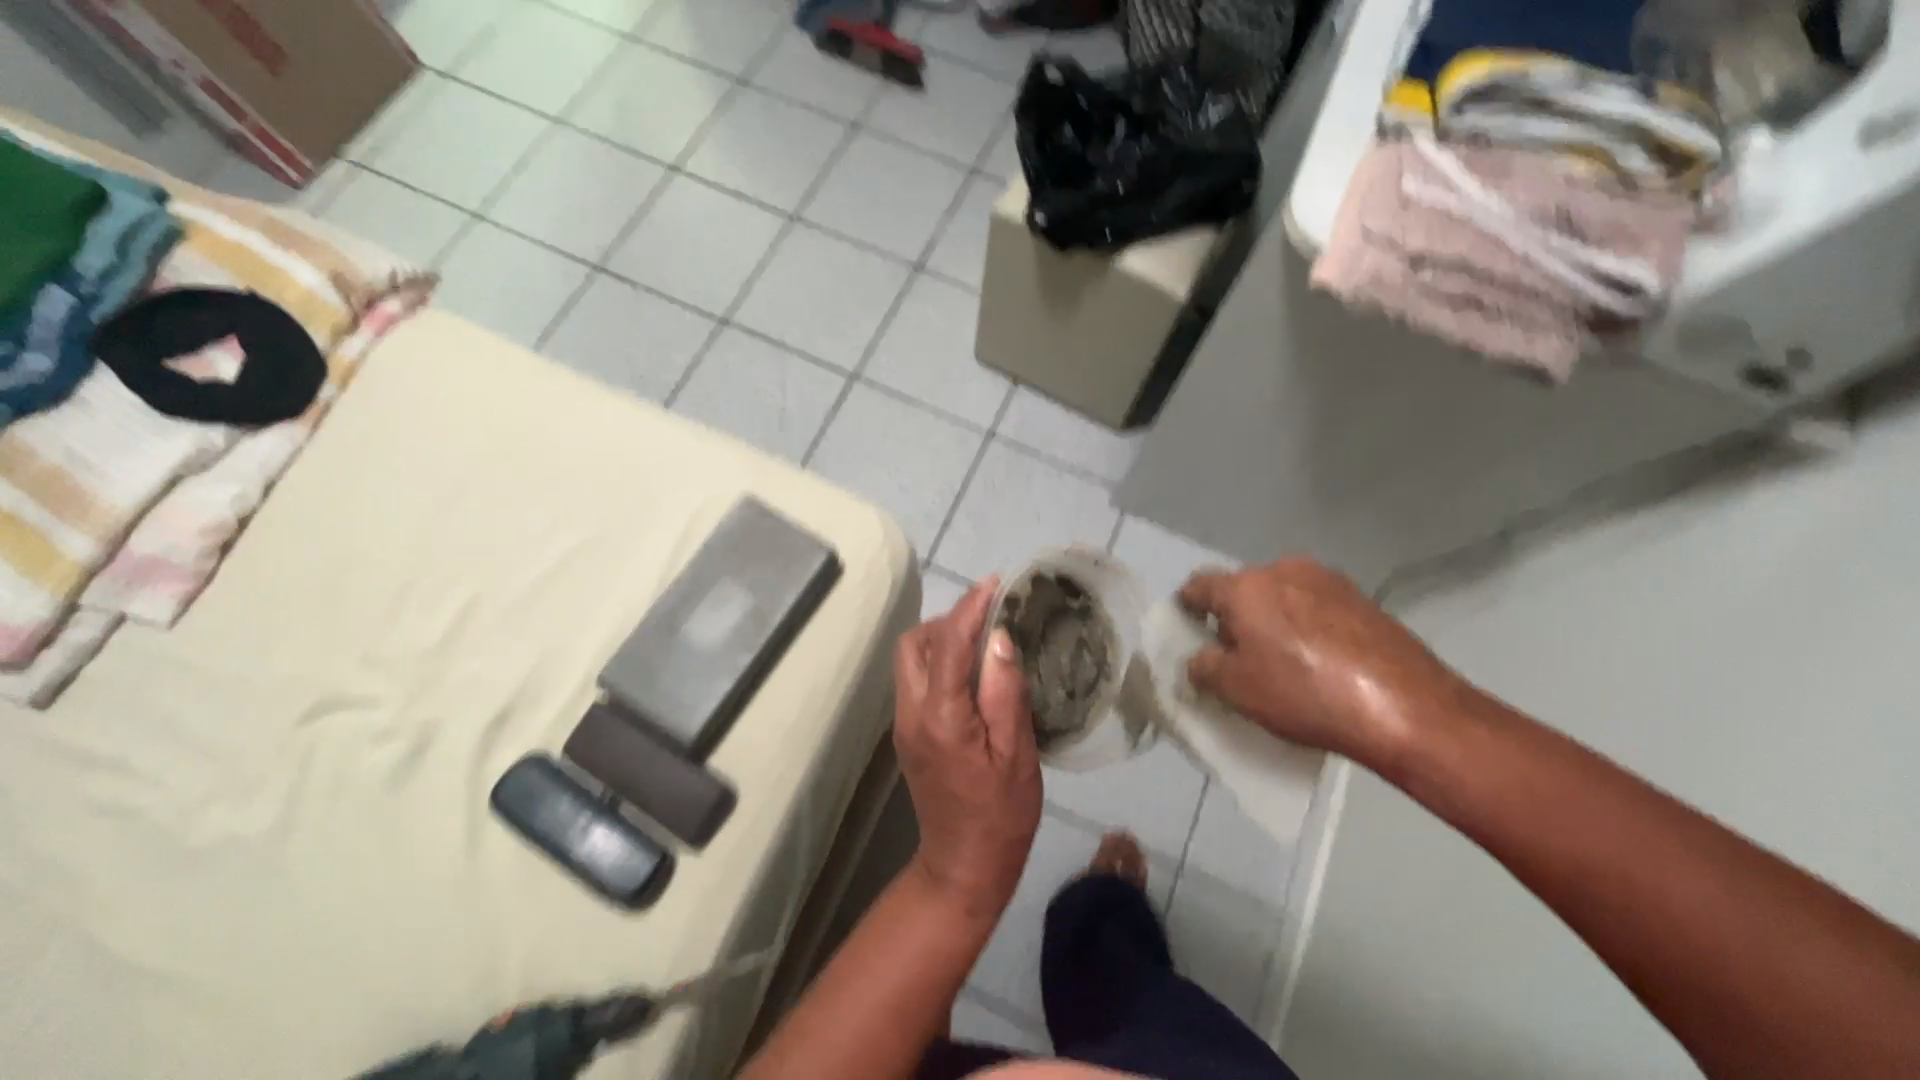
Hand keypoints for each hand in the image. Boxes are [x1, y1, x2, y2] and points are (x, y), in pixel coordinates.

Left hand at [893, 579, 1041, 917]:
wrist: (965, 864)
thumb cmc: (1002, 813)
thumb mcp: (1016, 753)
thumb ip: (1005, 692)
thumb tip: (999, 638)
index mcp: (940, 716)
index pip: (948, 643)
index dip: (970, 608)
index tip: (995, 585)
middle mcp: (912, 713)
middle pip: (913, 644)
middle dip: (948, 621)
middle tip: (989, 618)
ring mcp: (905, 724)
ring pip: (911, 661)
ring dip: (941, 639)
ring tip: (984, 641)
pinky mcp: (910, 734)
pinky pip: (918, 681)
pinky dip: (940, 661)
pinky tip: (973, 672)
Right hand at [1179, 558, 1472, 769]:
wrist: (1404, 706)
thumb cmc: (1305, 694)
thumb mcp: (1237, 690)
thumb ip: (1205, 667)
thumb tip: (1201, 657)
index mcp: (1245, 586)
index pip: (1198, 586)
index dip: (1186, 609)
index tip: (1188, 634)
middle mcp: (1283, 569)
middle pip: (1243, 589)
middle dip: (1234, 618)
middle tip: (1237, 658)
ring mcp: (1327, 579)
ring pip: (1281, 596)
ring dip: (1273, 620)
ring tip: (1282, 661)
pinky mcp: (1360, 596)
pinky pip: (1314, 606)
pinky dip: (1306, 626)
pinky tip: (1318, 660)